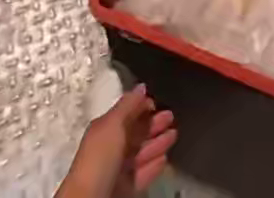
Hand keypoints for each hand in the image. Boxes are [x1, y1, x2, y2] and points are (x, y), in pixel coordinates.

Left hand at [55, 85, 177, 197]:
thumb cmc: (99, 159)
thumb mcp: (112, 125)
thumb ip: (128, 105)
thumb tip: (142, 86)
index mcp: (104, 130)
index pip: (125, 114)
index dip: (141, 107)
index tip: (158, 101)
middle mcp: (111, 148)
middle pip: (135, 132)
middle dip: (153, 123)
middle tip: (171, 115)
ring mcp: (119, 169)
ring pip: (141, 152)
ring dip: (157, 143)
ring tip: (174, 134)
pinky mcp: (126, 188)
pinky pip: (143, 173)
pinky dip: (154, 166)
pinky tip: (165, 159)